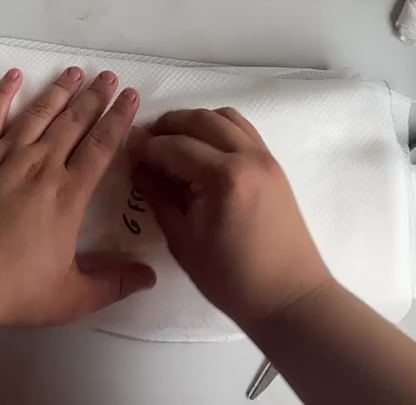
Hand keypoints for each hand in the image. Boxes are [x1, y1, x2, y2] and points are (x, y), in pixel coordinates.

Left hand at [0, 66, 155, 330]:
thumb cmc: (12, 290)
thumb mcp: (70, 297)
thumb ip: (112, 283)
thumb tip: (151, 276)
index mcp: (68, 196)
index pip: (101, 147)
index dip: (118, 119)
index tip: (130, 95)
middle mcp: (40, 166)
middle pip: (73, 122)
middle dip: (94, 96)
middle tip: (108, 75)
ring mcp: (5, 157)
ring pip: (38, 113)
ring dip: (58, 90)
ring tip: (74, 70)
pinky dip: (2, 94)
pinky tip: (14, 75)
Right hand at [131, 107, 334, 329]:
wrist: (290, 298)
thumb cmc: (232, 279)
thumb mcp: (183, 241)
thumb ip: (159, 196)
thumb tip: (138, 166)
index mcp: (223, 177)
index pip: (174, 146)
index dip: (146, 146)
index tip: (126, 149)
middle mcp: (246, 156)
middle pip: (199, 120)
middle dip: (167, 125)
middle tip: (145, 141)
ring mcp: (264, 156)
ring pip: (223, 116)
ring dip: (193, 121)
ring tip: (173, 140)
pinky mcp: (272, 163)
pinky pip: (242, 128)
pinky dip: (218, 126)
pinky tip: (202, 146)